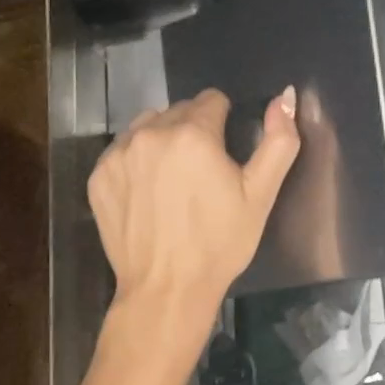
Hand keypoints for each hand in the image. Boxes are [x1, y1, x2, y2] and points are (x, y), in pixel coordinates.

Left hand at [89, 87, 299, 317]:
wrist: (167, 288)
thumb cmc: (221, 243)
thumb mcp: (261, 195)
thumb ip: (279, 141)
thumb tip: (285, 96)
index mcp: (194, 134)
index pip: (212, 101)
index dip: (225, 125)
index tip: (225, 157)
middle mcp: (151, 133)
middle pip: (178, 112)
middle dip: (194, 133)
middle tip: (203, 176)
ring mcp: (119, 155)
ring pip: (147, 128)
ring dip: (163, 143)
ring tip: (175, 184)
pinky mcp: (99, 177)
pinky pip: (123, 152)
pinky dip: (137, 163)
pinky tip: (150, 196)